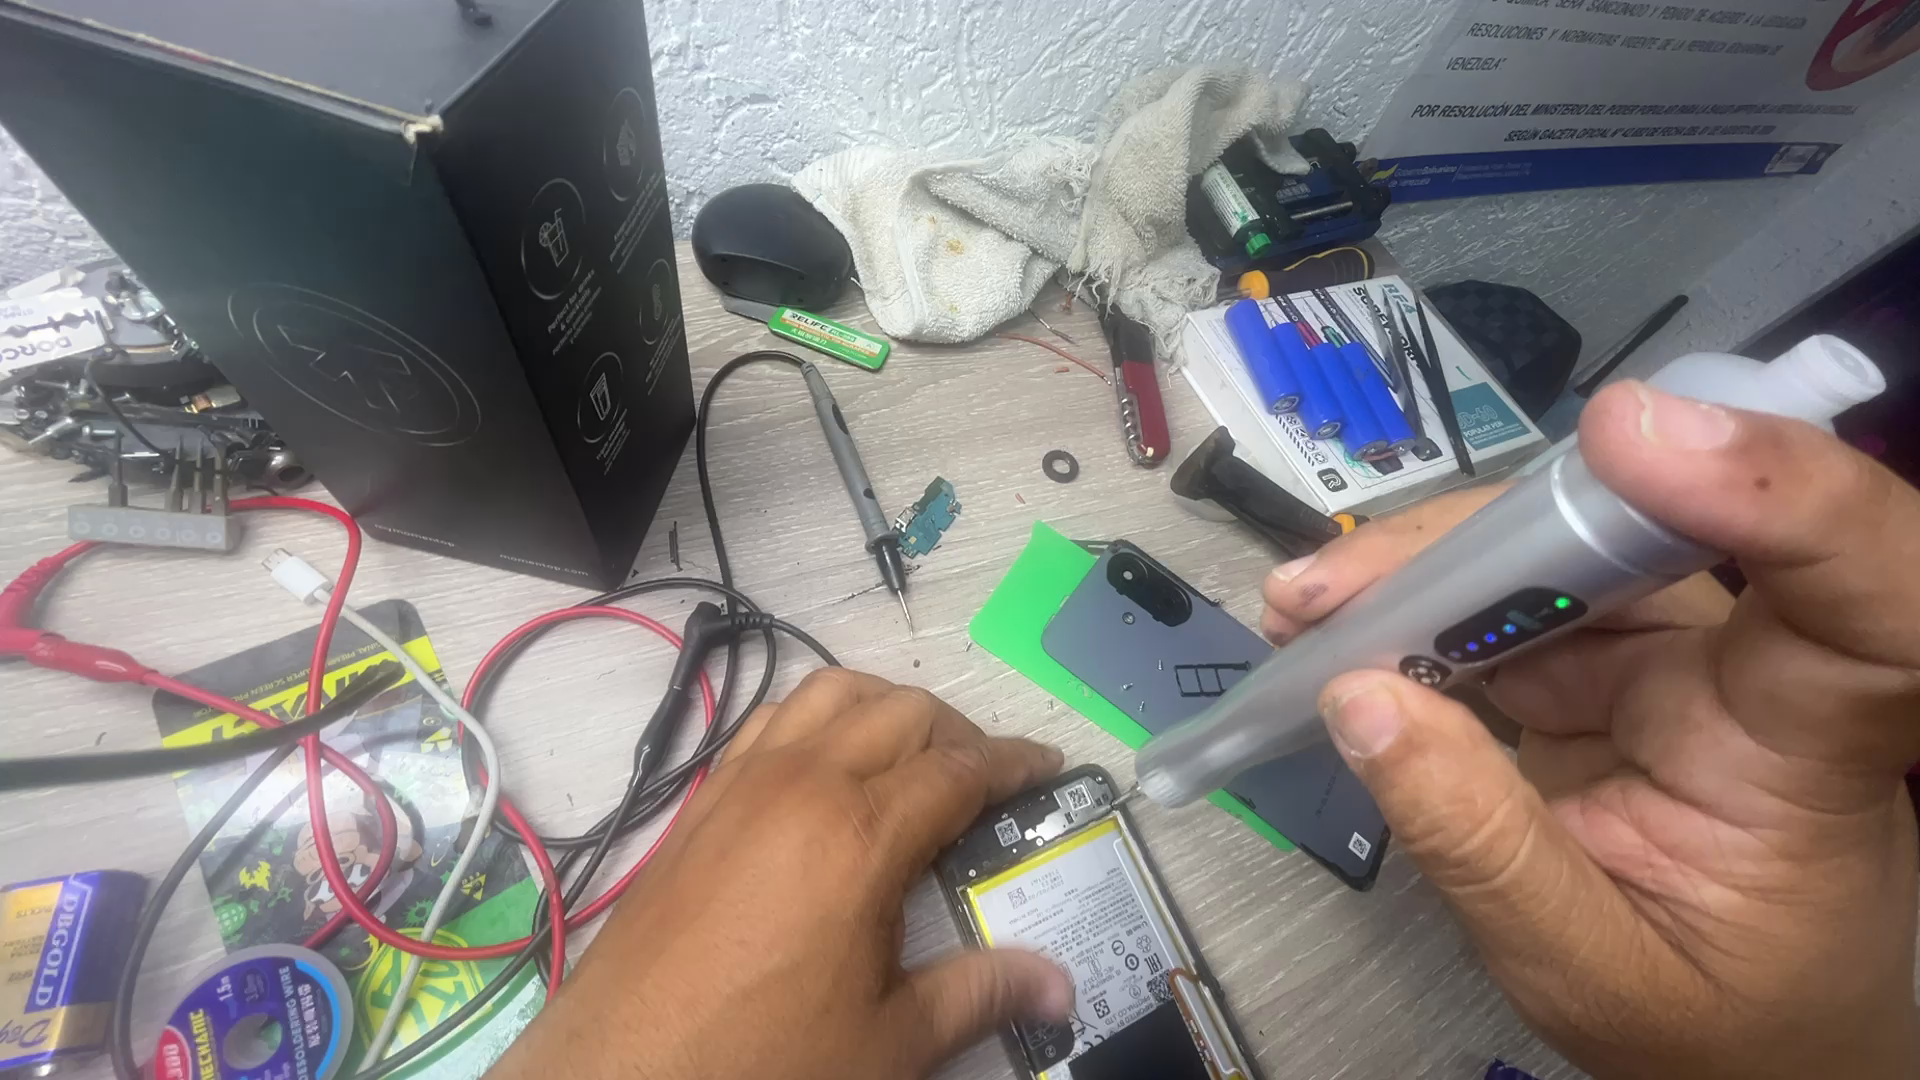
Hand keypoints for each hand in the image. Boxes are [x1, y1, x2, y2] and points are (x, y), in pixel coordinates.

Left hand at [488, 669, 1071, 1079]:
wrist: (617, 1079)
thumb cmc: (762, 1063)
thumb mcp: (886, 1043)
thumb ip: (979, 993)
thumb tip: (1060, 983)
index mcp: (862, 833)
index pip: (961, 769)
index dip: (1014, 762)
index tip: (1047, 763)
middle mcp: (808, 780)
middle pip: (906, 712)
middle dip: (959, 732)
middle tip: (984, 777)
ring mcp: (750, 776)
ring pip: (836, 691)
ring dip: (888, 705)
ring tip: (912, 748)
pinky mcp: (708, 792)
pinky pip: (775, 716)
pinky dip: (820, 714)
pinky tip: (828, 756)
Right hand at [1262, 382, 1919, 1079]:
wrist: (1719, 1040)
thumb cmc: (1698, 1022)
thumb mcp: (1578, 964)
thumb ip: (1475, 840)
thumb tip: (1354, 697)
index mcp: (1788, 756)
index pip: (1858, 606)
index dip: (1776, 495)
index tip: (1628, 433)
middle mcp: (1724, 672)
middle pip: (1616, 549)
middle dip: (1458, 547)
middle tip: (1322, 590)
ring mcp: (1643, 657)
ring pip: (1528, 559)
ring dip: (1400, 573)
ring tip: (1297, 607)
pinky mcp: (1575, 661)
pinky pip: (1480, 604)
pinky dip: (1392, 608)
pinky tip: (1324, 625)